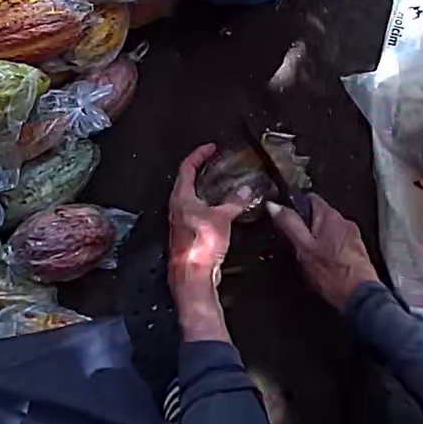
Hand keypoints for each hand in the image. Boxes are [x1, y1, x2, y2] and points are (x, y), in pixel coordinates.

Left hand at [168, 144, 254, 341]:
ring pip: (190, 197)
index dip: (199, 154)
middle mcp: (177, 207)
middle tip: (212, 162)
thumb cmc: (199, 246)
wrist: (192, 275)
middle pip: (186, 180)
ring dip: (204, 188)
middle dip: (200, 169)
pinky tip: (219, 210)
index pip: (187, 167)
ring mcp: (180, 221)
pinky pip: (196, 212)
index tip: (210, 148)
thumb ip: (234, 202)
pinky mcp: (187, 234)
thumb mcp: (222, 218)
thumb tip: (246, 191)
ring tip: (219, 183)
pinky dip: (207, 205)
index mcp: (180, 197)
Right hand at [266, 194, 382, 311]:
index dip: (295, 207)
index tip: (287, 220)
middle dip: (306, 227)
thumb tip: (274, 206)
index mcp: (330, 216)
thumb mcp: (302, 248)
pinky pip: (338, 244)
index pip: (309, 198)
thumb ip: (288, 224)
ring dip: (317, 240)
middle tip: (296, 245)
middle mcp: (344, 222)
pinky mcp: (357, 251)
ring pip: (328, 231)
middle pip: (318, 215)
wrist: (359, 298)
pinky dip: (329, 250)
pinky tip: (324, 265)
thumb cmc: (332, 274)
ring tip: (310, 259)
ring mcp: (352, 237)